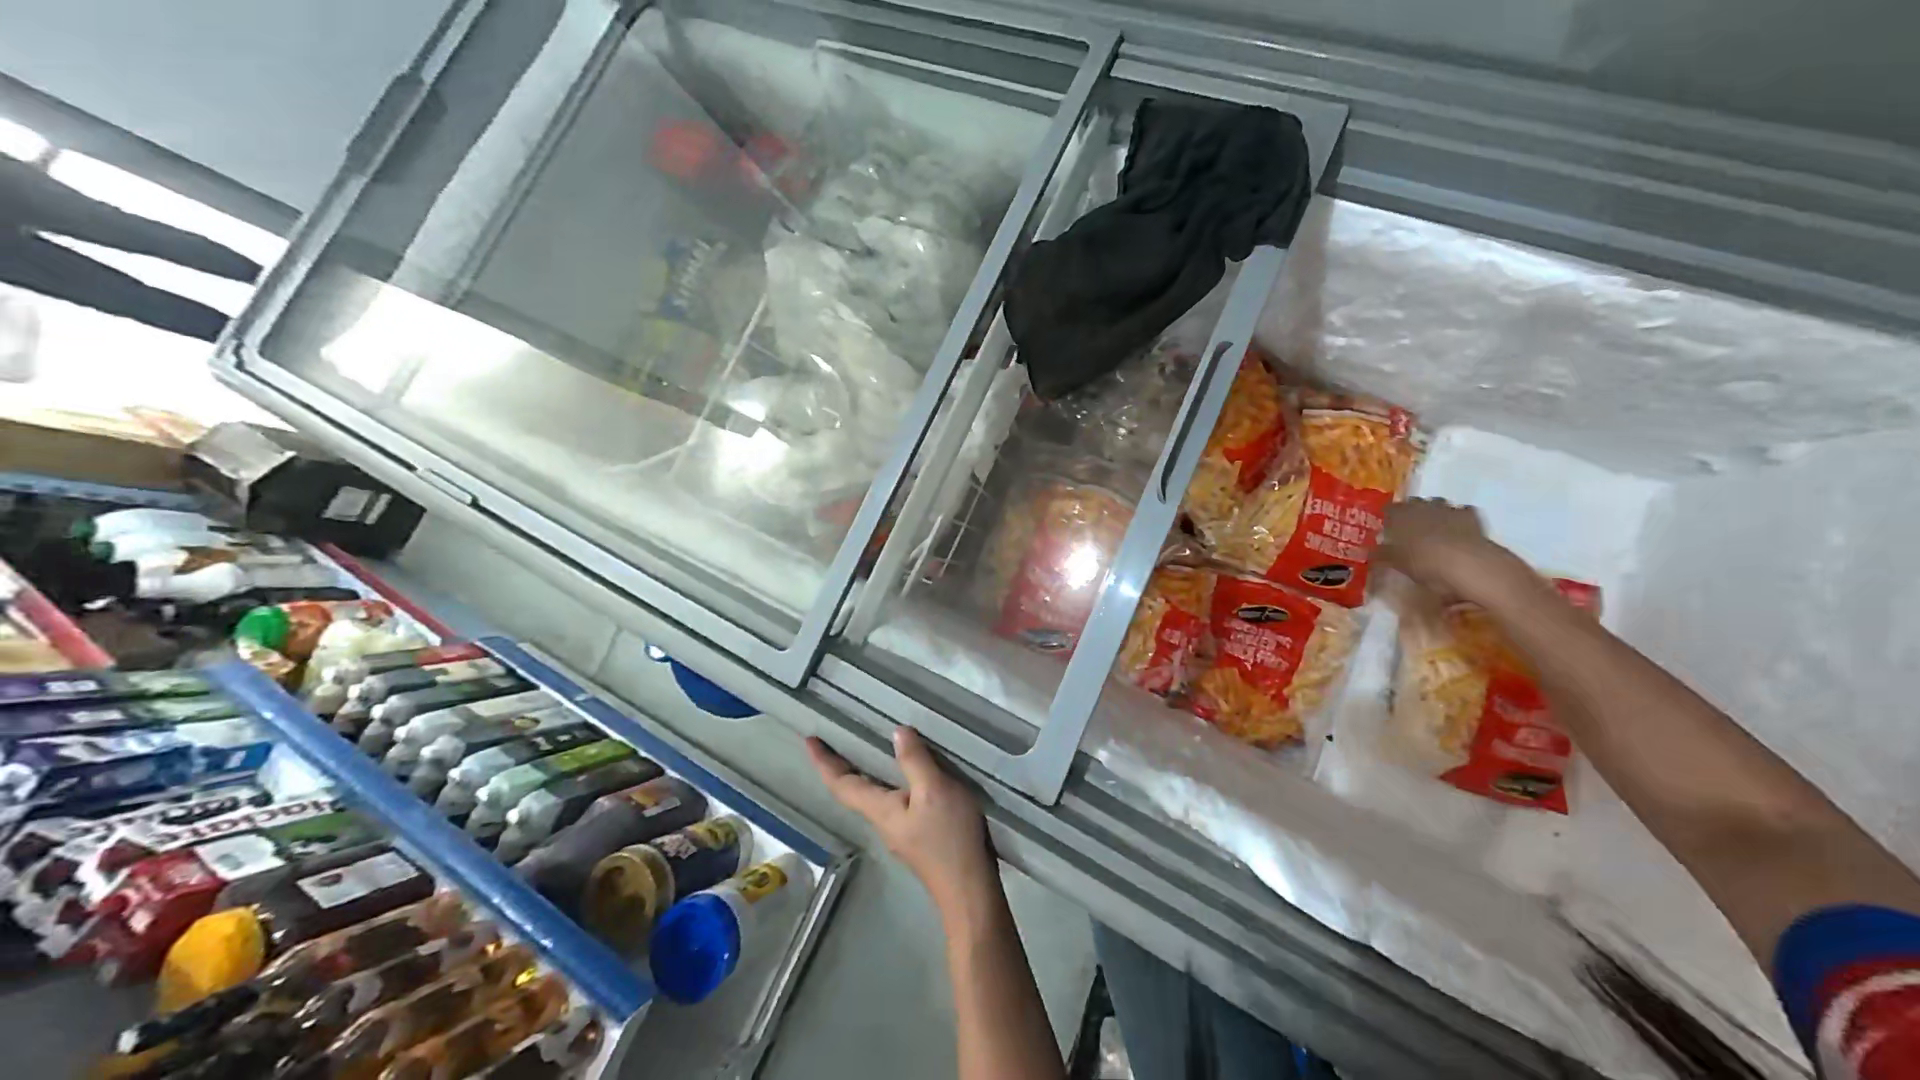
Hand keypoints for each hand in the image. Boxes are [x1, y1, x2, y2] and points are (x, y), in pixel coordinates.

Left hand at [807, 728, 999, 920]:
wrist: (969, 891)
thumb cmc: (949, 838)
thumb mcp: (934, 791)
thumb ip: (915, 761)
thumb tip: (896, 732)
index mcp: (880, 810)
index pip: (842, 784)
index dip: (824, 762)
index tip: (809, 741)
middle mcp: (883, 823)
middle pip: (852, 792)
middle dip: (839, 767)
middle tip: (830, 743)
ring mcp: (899, 834)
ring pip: (872, 799)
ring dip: (862, 776)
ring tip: (864, 754)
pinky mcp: (917, 840)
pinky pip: (892, 805)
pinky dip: (886, 785)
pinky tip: (904, 780)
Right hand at [1379, 498, 1530, 603]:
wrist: (1469, 564)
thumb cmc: (1424, 562)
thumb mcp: (1396, 562)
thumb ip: (1380, 554)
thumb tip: (1367, 552)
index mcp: (1400, 514)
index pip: (1388, 508)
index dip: (1387, 517)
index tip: (1385, 527)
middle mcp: (1423, 506)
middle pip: (1414, 503)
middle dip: (1411, 513)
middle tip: (1408, 529)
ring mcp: (1449, 509)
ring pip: (1437, 505)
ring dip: (1434, 514)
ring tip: (1432, 529)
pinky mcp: (1472, 517)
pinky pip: (1462, 513)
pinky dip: (1458, 519)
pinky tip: (1458, 530)